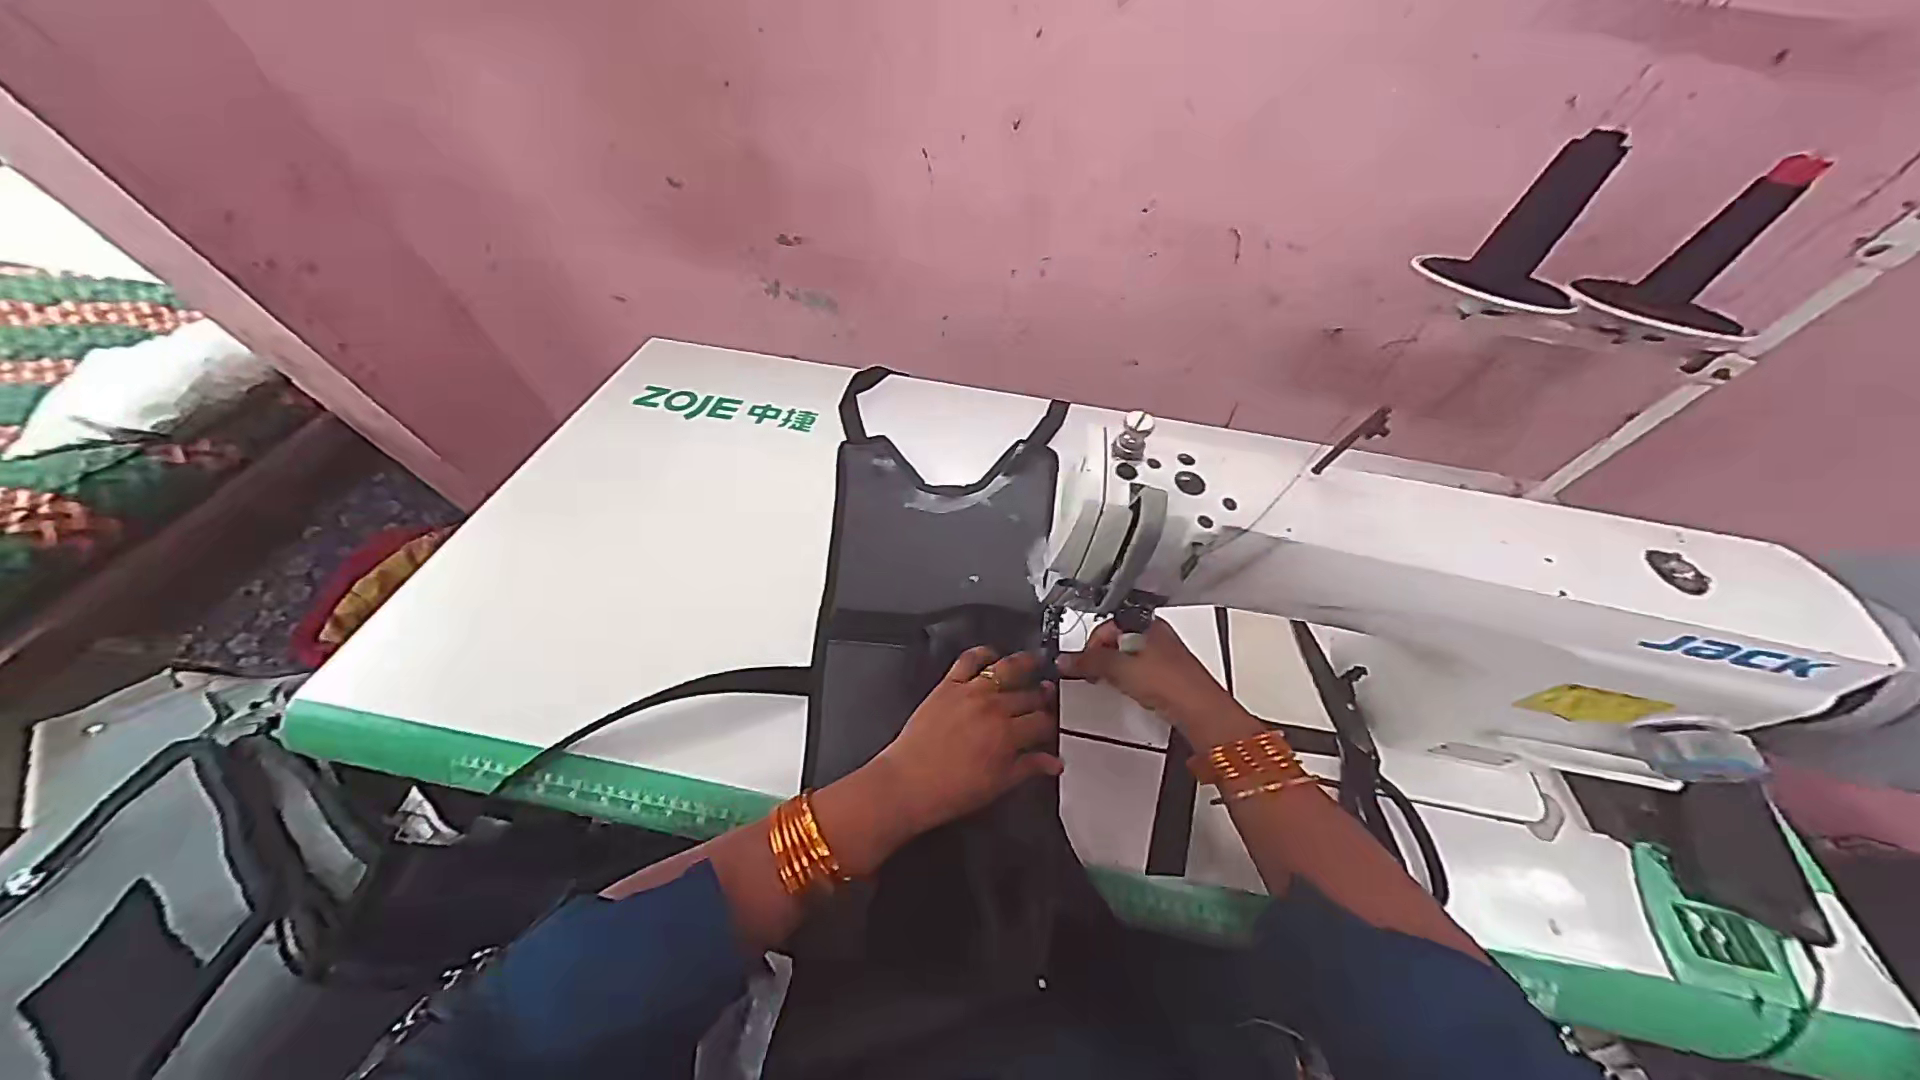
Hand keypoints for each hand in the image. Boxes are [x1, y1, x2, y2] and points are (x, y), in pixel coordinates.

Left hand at [868, 648, 1061, 835]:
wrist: (908, 784)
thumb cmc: (948, 789)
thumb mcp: (998, 785)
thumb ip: (1029, 768)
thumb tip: (1052, 763)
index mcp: (1008, 735)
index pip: (1042, 721)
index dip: (1052, 722)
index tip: (1052, 724)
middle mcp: (992, 709)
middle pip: (1029, 694)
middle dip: (1043, 696)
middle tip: (1047, 696)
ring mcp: (970, 693)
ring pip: (1006, 668)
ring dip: (1024, 663)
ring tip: (1034, 661)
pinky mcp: (948, 685)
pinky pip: (969, 659)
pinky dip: (983, 652)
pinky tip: (992, 654)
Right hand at [1058, 618, 1244, 737]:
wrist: (1202, 713)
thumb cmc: (1174, 683)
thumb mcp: (1120, 668)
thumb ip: (1090, 662)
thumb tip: (1067, 660)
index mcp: (1148, 623)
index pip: (1108, 625)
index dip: (1092, 642)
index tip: (1082, 660)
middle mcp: (1159, 636)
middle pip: (1117, 641)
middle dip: (1102, 656)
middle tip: (1094, 671)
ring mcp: (1165, 657)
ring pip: (1129, 658)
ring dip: (1116, 671)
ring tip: (1112, 683)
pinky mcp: (1169, 678)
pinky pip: (1140, 674)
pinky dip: (1130, 681)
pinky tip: (1130, 692)